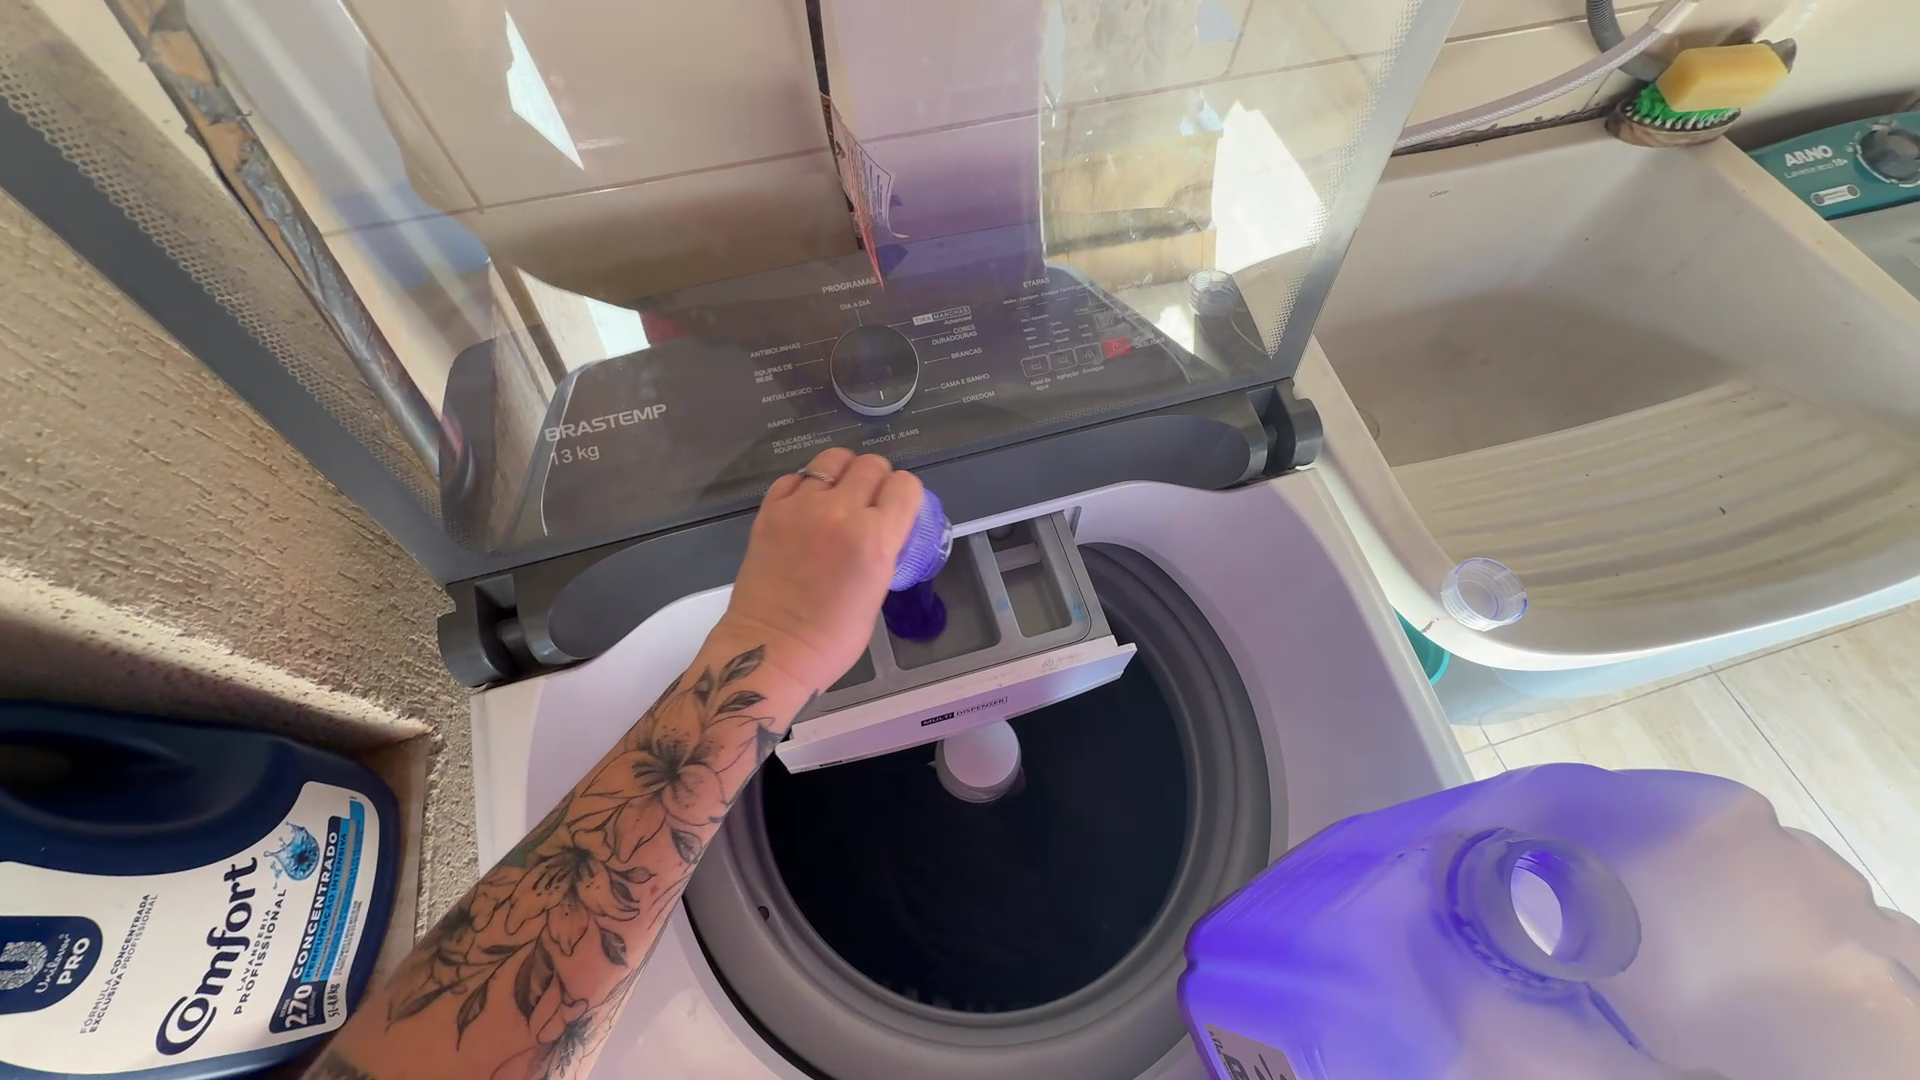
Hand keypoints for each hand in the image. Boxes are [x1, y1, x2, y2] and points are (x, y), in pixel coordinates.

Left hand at [719, 449, 923, 690]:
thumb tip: (880, 531)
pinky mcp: (770, 510)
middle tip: (870, 501)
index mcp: (875, 538)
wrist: (771, 650)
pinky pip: (795, 478)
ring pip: (833, 460)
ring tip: (839, 494)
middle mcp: (840, 512)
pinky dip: (805, 486)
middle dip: (878, 479)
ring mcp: (801, 507)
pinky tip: (806, 506)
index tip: (899, 508)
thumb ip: (883, 550)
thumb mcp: (877, 591)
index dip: (906, 494)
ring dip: (843, 473)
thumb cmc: (832, 638)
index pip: (905, 486)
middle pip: (871, 465)